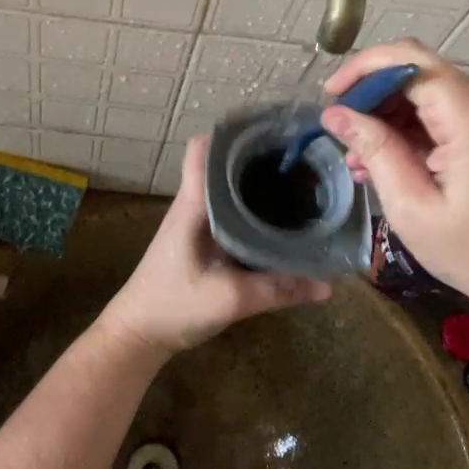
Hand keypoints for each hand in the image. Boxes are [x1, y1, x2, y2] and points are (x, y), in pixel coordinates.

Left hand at [98, 136, 330, 355]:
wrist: (139, 335)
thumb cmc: (173, 306)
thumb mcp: (229, 299)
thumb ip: (279, 290)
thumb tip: (330, 284)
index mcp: (194, 205)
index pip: (203, 149)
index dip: (233, 133)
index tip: (272, 132)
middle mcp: (196, 206)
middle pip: (225, 165)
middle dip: (260, 157)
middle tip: (303, 159)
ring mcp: (199, 224)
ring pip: (230, 190)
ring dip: (259, 184)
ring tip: (302, 182)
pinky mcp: (205, 242)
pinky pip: (233, 214)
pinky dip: (255, 210)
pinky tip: (283, 219)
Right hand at [320, 40, 468, 326]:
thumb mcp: (412, 206)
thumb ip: (374, 150)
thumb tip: (334, 113)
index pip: (408, 60)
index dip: (362, 70)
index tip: (329, 99)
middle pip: (417, 71)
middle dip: (373, 96)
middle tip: (341, 136)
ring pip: (427, 92)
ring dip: (389, 117)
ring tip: (360, 160)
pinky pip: (444, 113)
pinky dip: (412, 130)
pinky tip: (388, 165)